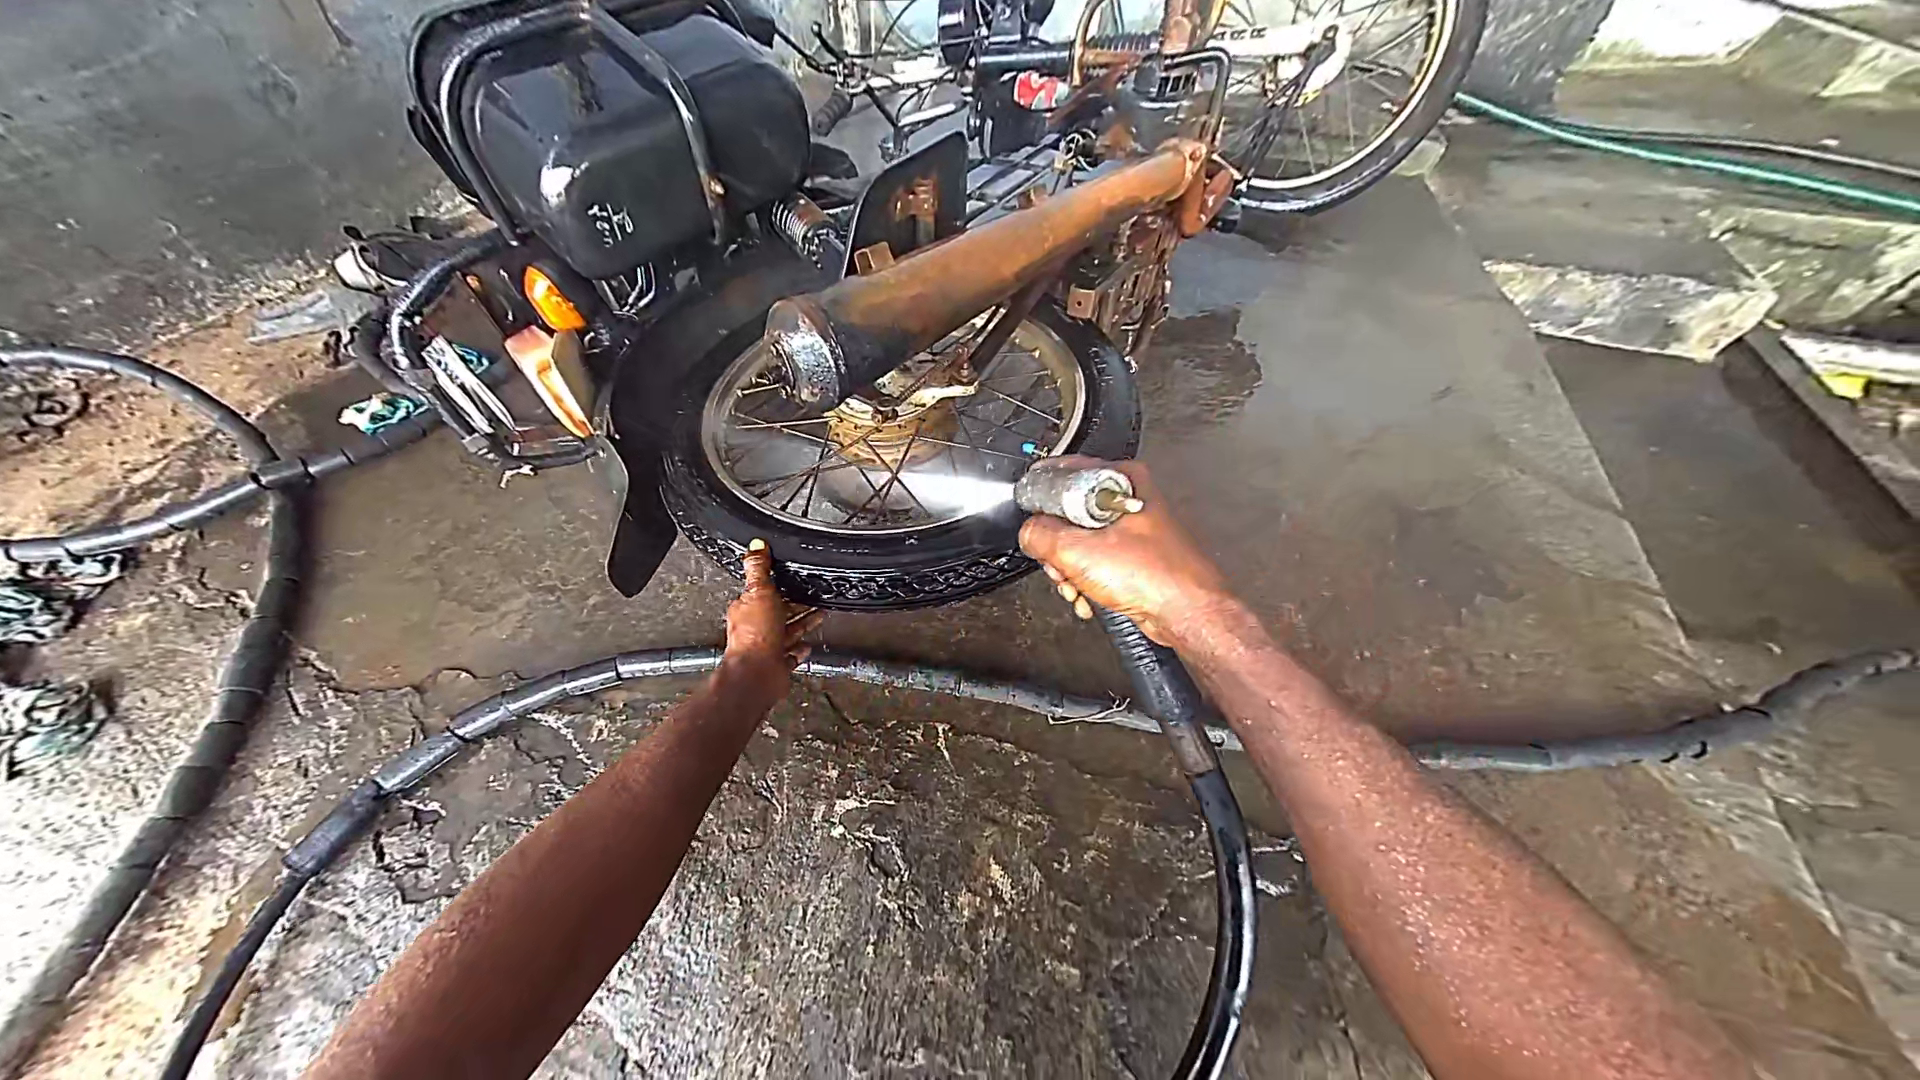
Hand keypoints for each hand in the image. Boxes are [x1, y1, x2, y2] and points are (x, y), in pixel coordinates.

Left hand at [723, 540, 824, 689]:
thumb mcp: (759, 592)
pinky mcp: (778, 663)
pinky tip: (807, 645)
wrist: (759, 673)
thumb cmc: (755, 636)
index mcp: (747, 609)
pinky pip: (791, 654)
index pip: (764, 593)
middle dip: (797, 605)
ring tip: (819, 615)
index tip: (795, 580)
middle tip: (814, 597)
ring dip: (804, 623)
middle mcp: (756, 629)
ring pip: (788, 631)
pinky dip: (800, 648)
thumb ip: (759, 569)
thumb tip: (756, 546)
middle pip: (779, 612)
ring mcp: (768, 647)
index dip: (780, 587)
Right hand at [1018, 457, 1237, 646]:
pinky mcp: (1133, 554)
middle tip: (1058, 563)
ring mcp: (1132, 528)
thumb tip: (1028, 532)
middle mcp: (1128, 499)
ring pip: (1079, 541)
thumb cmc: (1154, 576)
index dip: (1042, 497)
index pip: (1065, 473)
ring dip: (1069, 569)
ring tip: (1076, 586)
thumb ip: (1040, 535)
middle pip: (1068, 513)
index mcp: (1121, 481)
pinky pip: (1095, 560)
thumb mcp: (1078, 550)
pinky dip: (1085, 580)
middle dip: (1056, 547)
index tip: (1030, 515)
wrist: (1186, 613)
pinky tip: (1088, 597)